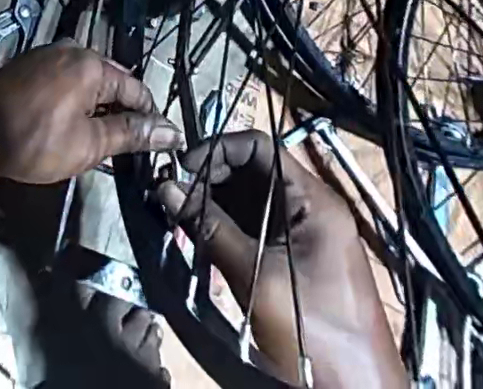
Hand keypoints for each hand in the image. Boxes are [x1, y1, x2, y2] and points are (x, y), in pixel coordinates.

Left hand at [0, 43, 183, 184]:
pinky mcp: (33, 63)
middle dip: (124, 113)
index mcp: (90, 64)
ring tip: (103, 141)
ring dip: (100, 108)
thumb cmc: (34, 140)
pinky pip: (68, 78)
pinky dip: (78, 99)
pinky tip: (76, 123)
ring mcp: (49, 53)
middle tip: (130, 149)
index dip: (151, 120)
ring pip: (90, 81)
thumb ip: (131, 133)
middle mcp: (72, 49)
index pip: (137, 91)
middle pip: (113, 82)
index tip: (160, 147)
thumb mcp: (89, 143)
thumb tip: (171, 132)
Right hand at [156, 133, 406, 388]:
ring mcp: (300, 235)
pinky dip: (221, 225)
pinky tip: (197, 237)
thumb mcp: (257, 277)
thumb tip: (166, 188)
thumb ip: (210, 229)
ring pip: (245, 198)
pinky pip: (249, 225)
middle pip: (249, 170)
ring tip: (180, 216)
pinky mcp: (290, 258)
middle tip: (176, 195)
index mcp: (314, 203)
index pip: (259, 147)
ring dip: (210, 202)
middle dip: (209, 177)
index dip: (218, 148)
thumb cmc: (317, 336)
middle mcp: (308, 209)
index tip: (184, 168)